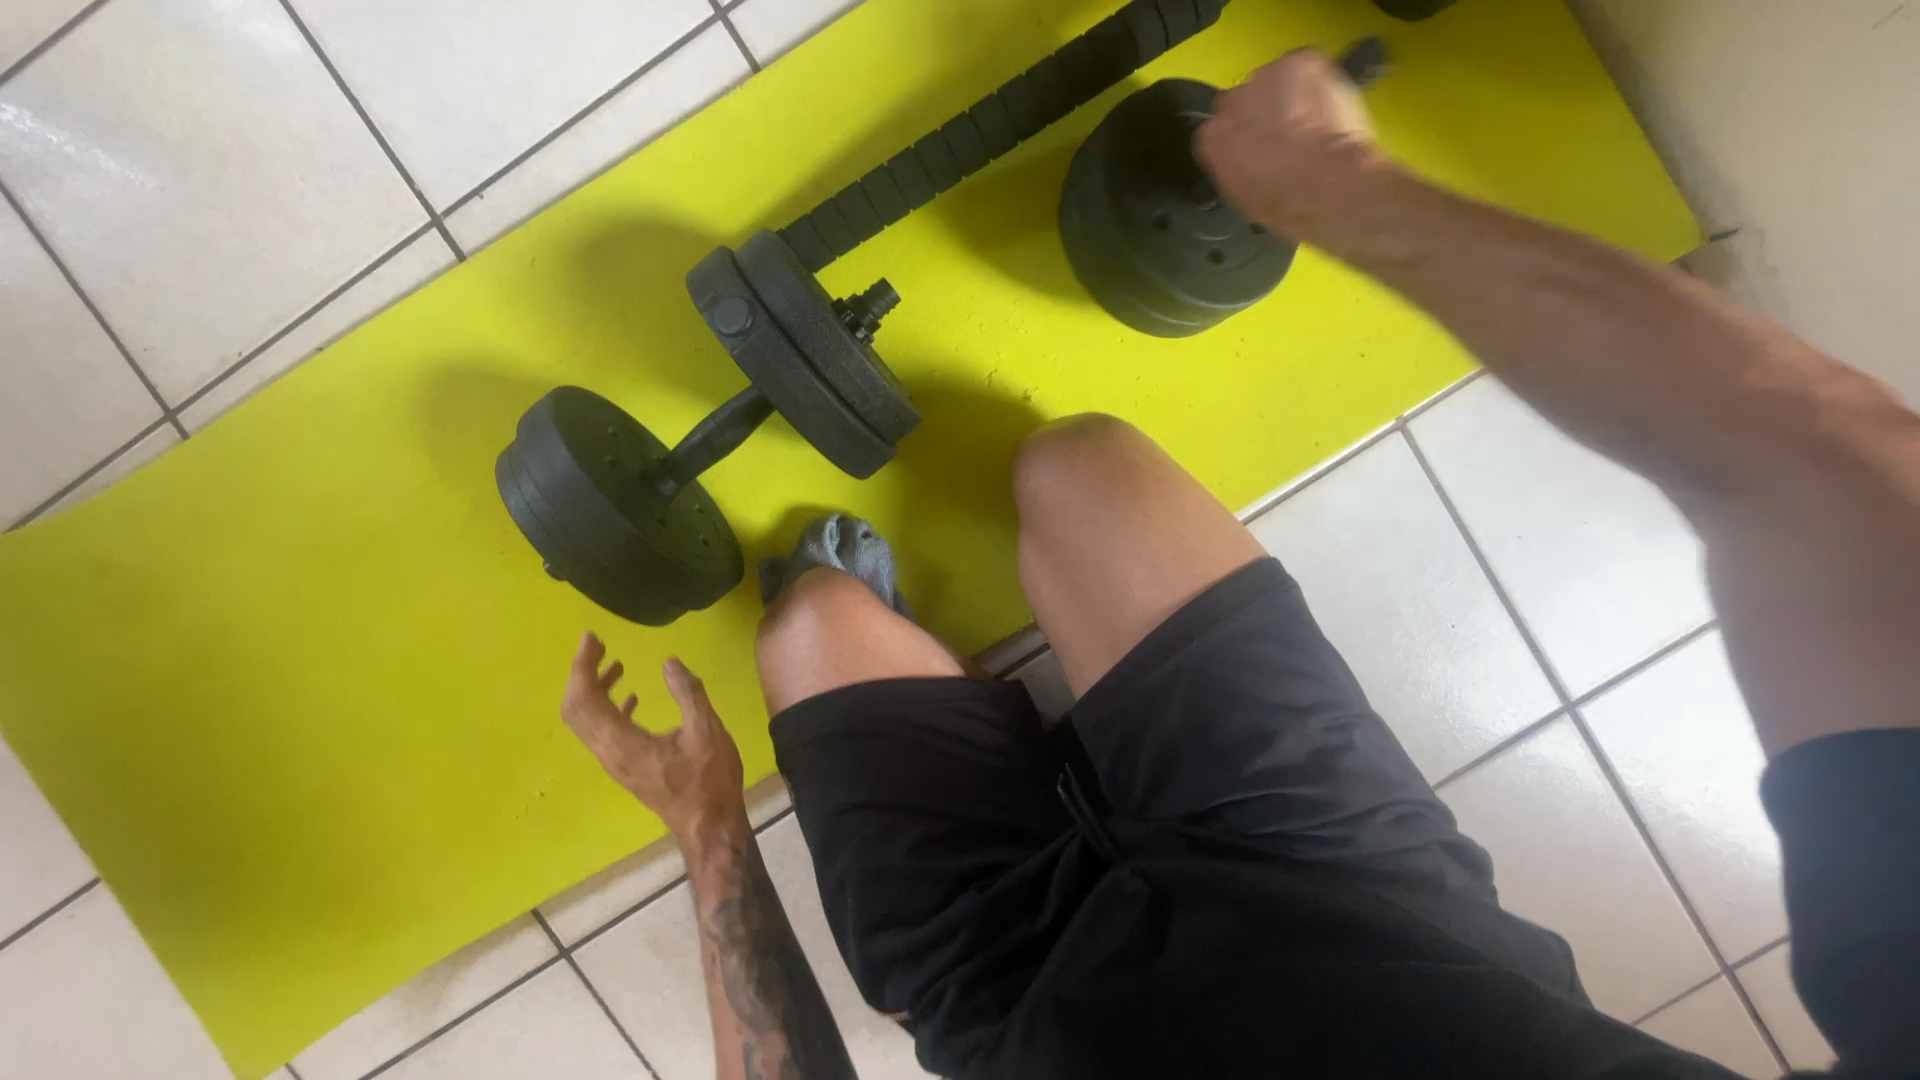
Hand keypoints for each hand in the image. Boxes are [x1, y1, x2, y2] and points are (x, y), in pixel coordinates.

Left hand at [561, 633, 745, 838]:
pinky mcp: (625, 766)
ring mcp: (615, 762)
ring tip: (614, 664)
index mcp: (622, 743)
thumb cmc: (710, 779)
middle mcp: (608, 753)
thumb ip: (688, 693)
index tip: (592, 638)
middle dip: (582, 673)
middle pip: (576, 710)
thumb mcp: (707, 730)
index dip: (583, 666)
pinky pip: (603, 731)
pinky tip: (631, 696)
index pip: (585, 699)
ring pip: (587, 721)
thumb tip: (669, 662)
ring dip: (594, 689)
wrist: (709, 825)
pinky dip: (609, 707)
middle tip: (597, 645)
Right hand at [1195, 48, 1382, 234]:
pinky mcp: (1300, 62)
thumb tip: (1243, 155)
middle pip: (1242, 98)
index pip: (1217, 127)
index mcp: (1210, 139)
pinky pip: (1305, 66)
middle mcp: (1230, 102)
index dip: (1239, 134)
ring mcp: (1265, 76)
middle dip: (1260, 110)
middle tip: (1283, 131)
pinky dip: (1314, 80)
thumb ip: (1233, 163)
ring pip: (1274, 79)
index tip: (1254, 146)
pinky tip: (1323, 104)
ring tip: (1308, 119)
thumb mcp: (1240, 192)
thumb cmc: (1280, 201)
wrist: (1322, 182)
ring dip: (1287, 94)